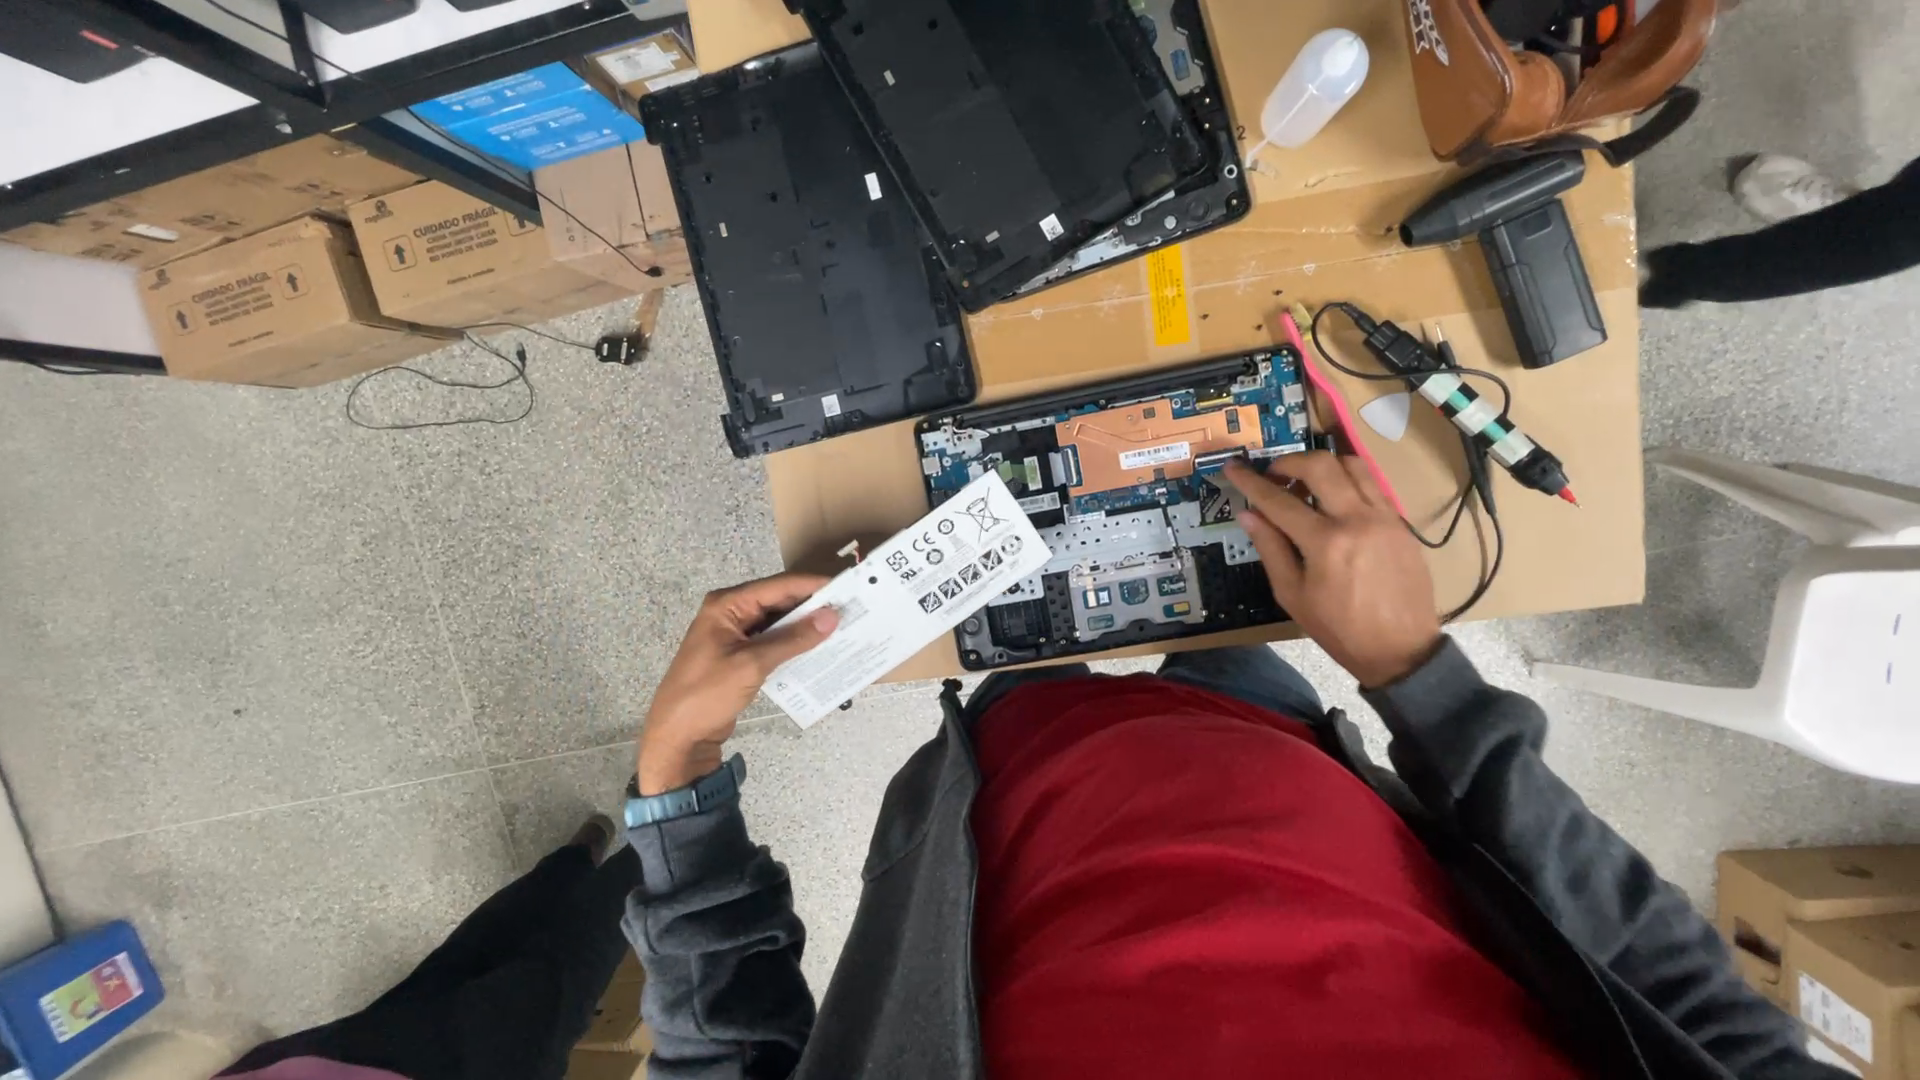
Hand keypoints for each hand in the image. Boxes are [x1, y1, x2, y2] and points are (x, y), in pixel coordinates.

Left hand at [638, 573, 839, 793]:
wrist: (677, 737)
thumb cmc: (707, 694)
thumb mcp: (752, 664)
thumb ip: (793, 639)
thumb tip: (832, 617)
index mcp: (726, 605)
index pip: (778, 586)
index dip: (813, 586)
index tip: (847, 587)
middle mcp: (730, 613)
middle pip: (779, 601)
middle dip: (812, 606)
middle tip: (850, 608)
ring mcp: (735, 635)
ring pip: (778, 622)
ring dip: (805, 626)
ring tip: (842, 627)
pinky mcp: (740, 656)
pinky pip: (773, 642)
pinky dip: (794, 644)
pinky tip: (819, 649)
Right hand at [1224, 454, 1442, 687]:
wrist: (1400, 648)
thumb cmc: (1338, 628)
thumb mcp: (1292, 594)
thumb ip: (1270, 549)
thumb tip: (1248, 515)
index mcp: (1325, 542)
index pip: (1279, 500)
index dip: (1251, 482)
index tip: (1233, 468)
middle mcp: (1357, 519)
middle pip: (1320, 466)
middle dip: (1289, 462)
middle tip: (1272, 475)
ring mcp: (1384, 517)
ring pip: (1352, 465)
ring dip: (1323, 466)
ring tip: (1305, 483)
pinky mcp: (1400, 523)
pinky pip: (1372, 485)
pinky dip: (1347, 482)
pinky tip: (1334, 501)